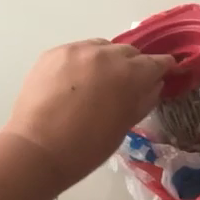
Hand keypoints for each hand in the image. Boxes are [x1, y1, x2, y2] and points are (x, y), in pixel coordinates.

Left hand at [2, 40, 172, 188]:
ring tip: (94, 83)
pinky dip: (80, 63)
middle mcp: (106, 54)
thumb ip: (144, 100)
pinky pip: (76, 52)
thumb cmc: (86, 147)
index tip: (163, 73)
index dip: (162, 67)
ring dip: (105, 61)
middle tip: (123, 86)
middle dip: (131, 66)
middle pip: (128, 52)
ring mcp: (77, 50)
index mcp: (129, 73)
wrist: (36, 151)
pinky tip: (72, 84)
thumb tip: (154, 84)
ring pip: (101, 48)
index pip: (156, 62)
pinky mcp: (54, 52)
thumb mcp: (124, 127)